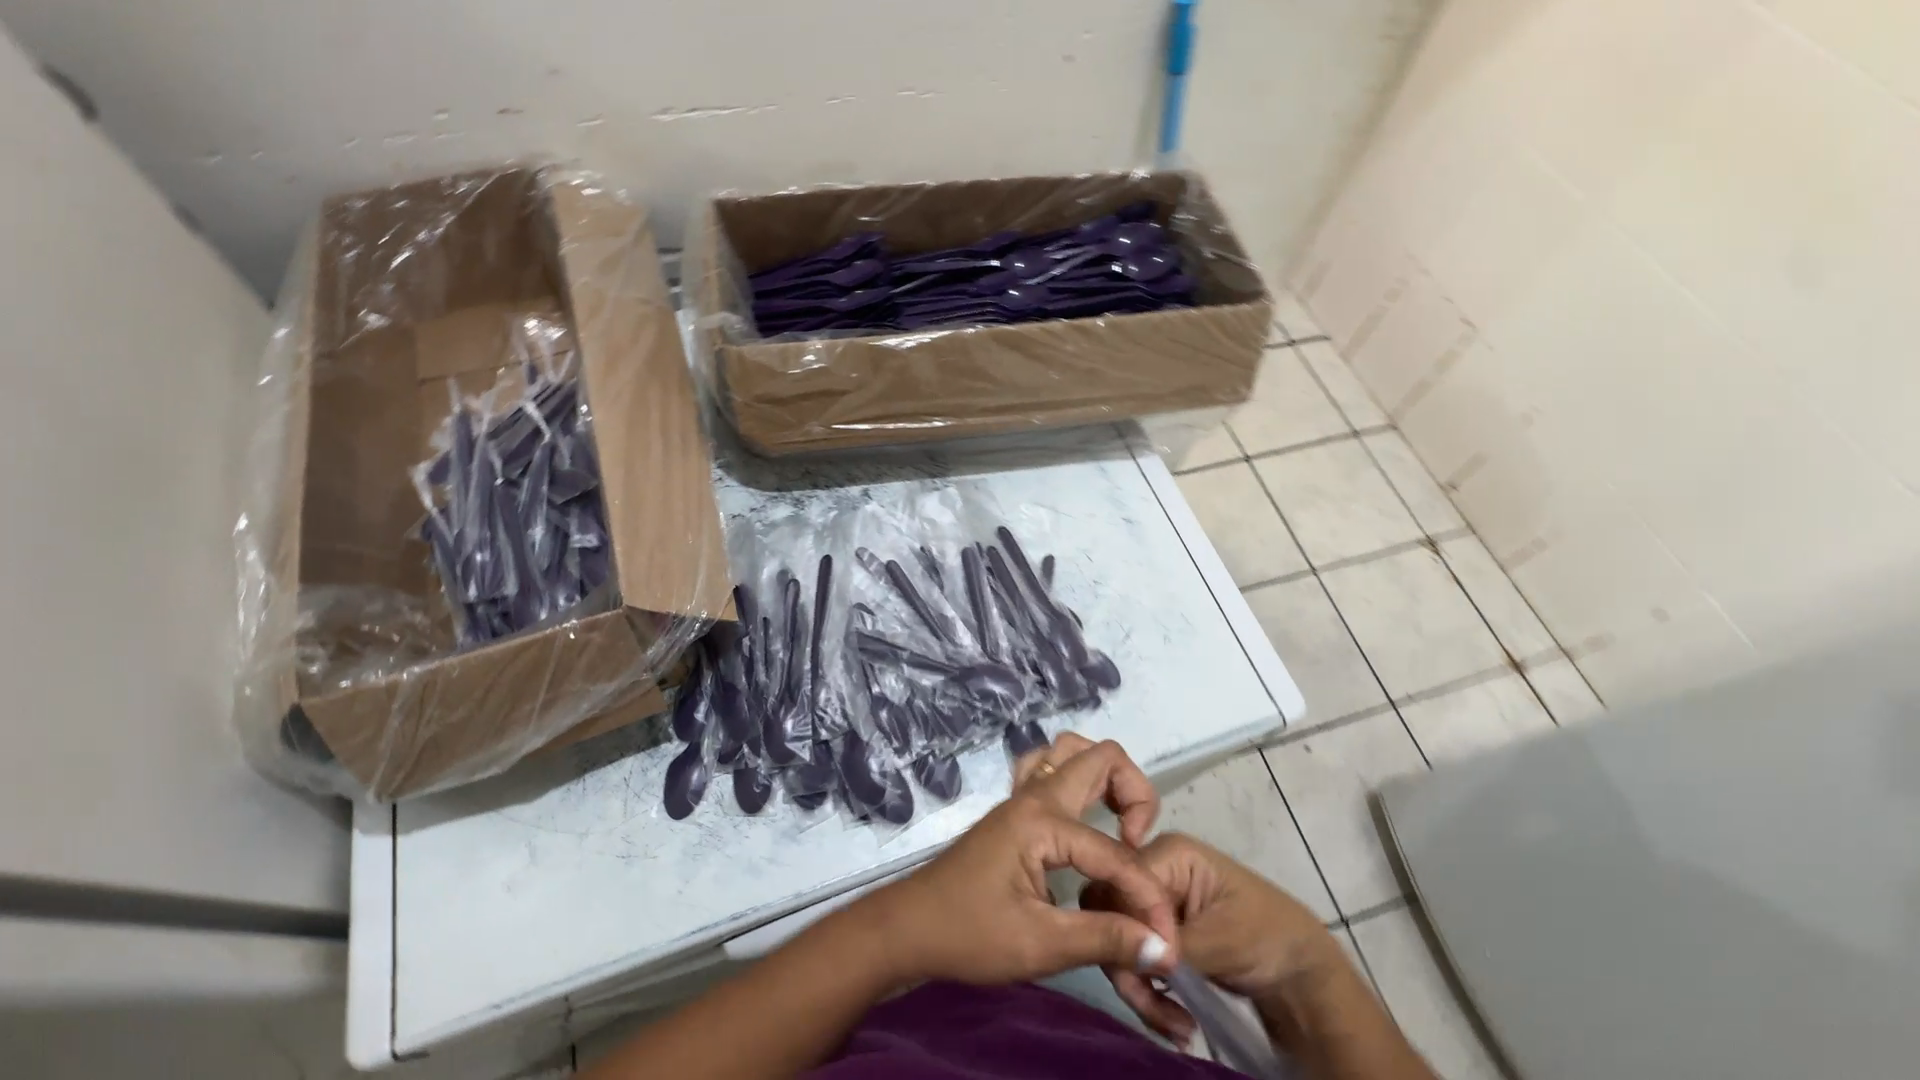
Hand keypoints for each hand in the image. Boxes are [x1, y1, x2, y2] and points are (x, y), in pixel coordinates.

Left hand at [859, 735, 1180, 986]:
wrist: (906, 929)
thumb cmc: (968, 936)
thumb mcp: (1041, 945)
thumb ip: (1107, 939)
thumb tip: (1166, 946)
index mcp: (1043, 822)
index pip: (1116, 854)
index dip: (1148, 898)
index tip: (1166, 942)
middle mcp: (1034, 796)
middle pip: (1102, 758)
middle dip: (1136, 796)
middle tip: (1139, 848)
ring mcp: (1019, 799)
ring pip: (1070, 753)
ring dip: (1104, 778)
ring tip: (1118, 826)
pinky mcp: (1010, 812)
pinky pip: (1047, 771)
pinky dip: (1074, 782)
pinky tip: (1081, 821)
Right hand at [1082, 832, 1349, 1041]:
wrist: (1300, 975)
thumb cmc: (1269, 938)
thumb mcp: (1222, 938)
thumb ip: (1171, 941)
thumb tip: (1128, 953)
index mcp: (1169, 853)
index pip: (1119, 882)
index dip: (1131, 925)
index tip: (1163, 964)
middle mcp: (1153, 873)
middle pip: (1110, 914)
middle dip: (1127, 964)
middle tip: (1153, 1003)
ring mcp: (1153, 906)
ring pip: (1117, 944)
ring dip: (1140, 989)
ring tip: (1176, 1027)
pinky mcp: (1156, 936)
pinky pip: (1132, 963)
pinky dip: (1148, 995)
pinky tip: (1175, 1023)